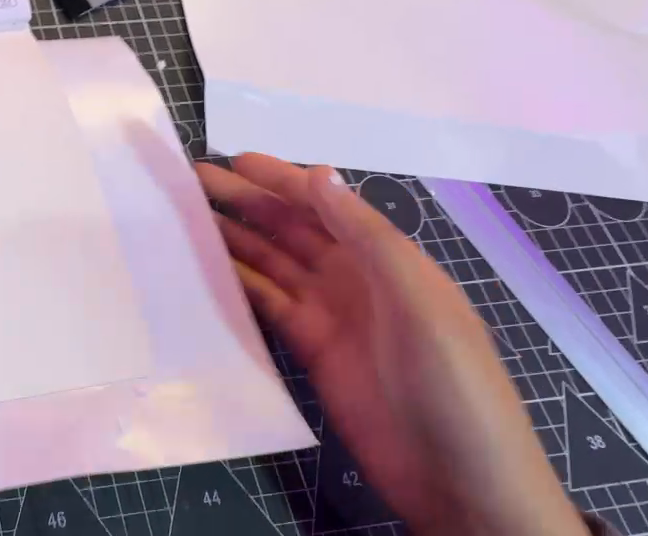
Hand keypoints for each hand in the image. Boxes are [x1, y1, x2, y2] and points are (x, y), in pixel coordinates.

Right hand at [199, 154, 583, 535]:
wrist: (463, 488)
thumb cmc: (453, 386)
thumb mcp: (419, 304)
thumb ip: (367, 237)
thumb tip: (319, 173)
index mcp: (386, 260)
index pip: (325, 205)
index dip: (282, 180)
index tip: (233, 160)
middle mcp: (354, 278)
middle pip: (290, 229)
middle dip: (246, 201)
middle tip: (193, 180)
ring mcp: (329, 315)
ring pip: (270, 262)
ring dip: (232, 238)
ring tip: (184, 217)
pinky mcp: (309, 350)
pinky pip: (265, 304)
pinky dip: (235, 283)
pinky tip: (202, 268)